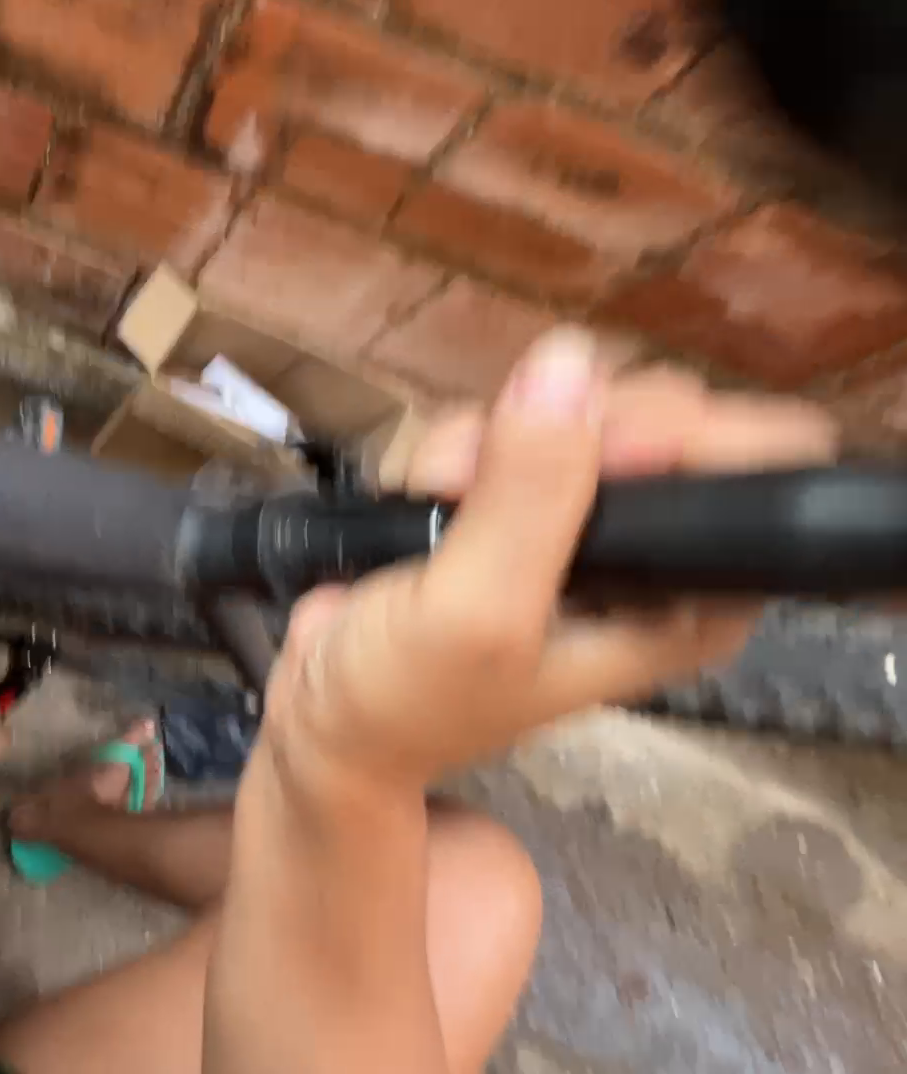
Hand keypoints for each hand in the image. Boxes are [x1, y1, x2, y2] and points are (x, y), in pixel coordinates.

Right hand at [265, 328, 838, 791]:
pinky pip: (478, 431)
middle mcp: (632, 547)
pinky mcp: (478, 504)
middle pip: (643, 415)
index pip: (751, 462)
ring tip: (427, 500)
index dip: (681, 437)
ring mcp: (547, 520)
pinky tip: (407, 496)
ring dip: (469, 445)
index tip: (593, 456)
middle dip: (552, 433)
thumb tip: (565, 360)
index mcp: (684, 593)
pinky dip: (432, 451)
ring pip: (545, 415)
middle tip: (482, 480)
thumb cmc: (406, 693)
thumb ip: (528, 496)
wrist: (322, 713)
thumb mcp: (475, 610)